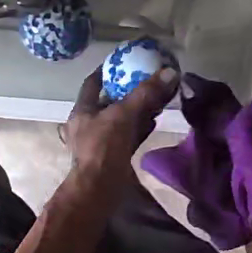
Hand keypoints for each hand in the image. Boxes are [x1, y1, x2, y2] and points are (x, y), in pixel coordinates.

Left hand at [63, 66, 177, 196]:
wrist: (98, 189)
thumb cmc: (103, 148)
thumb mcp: (124, 115)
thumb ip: (145, 94)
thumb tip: (169, 72)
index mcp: (82, 111)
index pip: (92, 84)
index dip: (106, 71)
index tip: (122, 63)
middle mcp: (87, 125)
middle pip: (108, 102)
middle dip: (127, 92)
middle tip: (147, 82)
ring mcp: (98, 143)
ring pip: (119, 120)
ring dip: (136, 111)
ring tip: (156, 100)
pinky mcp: (111, 157)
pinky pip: (127, 137)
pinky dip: (139, 128)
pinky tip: (155, 122)